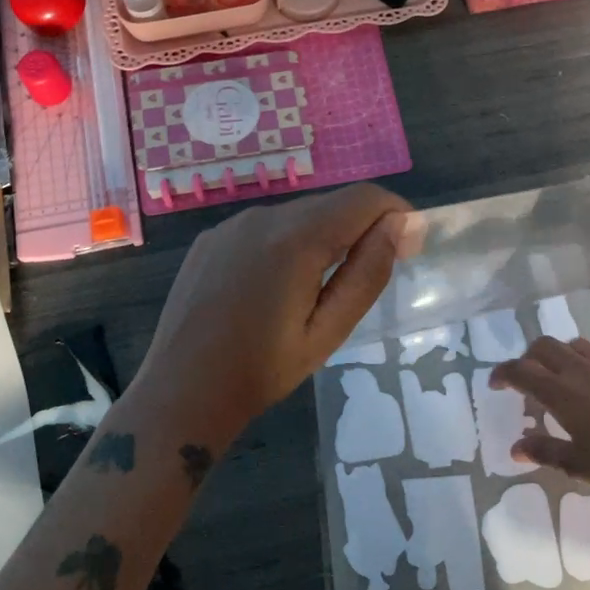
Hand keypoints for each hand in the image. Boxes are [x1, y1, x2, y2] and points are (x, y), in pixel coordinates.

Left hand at [135, 184, 409, 429]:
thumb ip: (366, 275)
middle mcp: (261, 217)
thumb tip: (401, 225)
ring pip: (297, 213)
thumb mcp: (327, 332)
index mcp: (295, 239)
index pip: (364, 198)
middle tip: (368, 278)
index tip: (408, 249)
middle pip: (331, 203)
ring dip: (323, 236)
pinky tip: (275, 289)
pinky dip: (286, 243)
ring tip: (318, 291)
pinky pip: (264, 227)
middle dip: (361, 228)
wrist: (181, 391)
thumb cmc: (260, 371)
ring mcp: (230, 224)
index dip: (396, 214)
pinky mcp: (211, 239)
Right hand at [492, 337, 589, 509]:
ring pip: (573, 345)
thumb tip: (516, 449)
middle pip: (544, 346)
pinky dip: (585, 365)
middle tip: (525, 379)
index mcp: (561, 392)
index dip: (503, 373)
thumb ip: (542, 451)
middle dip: (528, 357)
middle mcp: (582, 372)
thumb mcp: (575, 464)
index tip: (495, 383)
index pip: (521, 370)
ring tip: (558, 378)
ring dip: (558, 355)